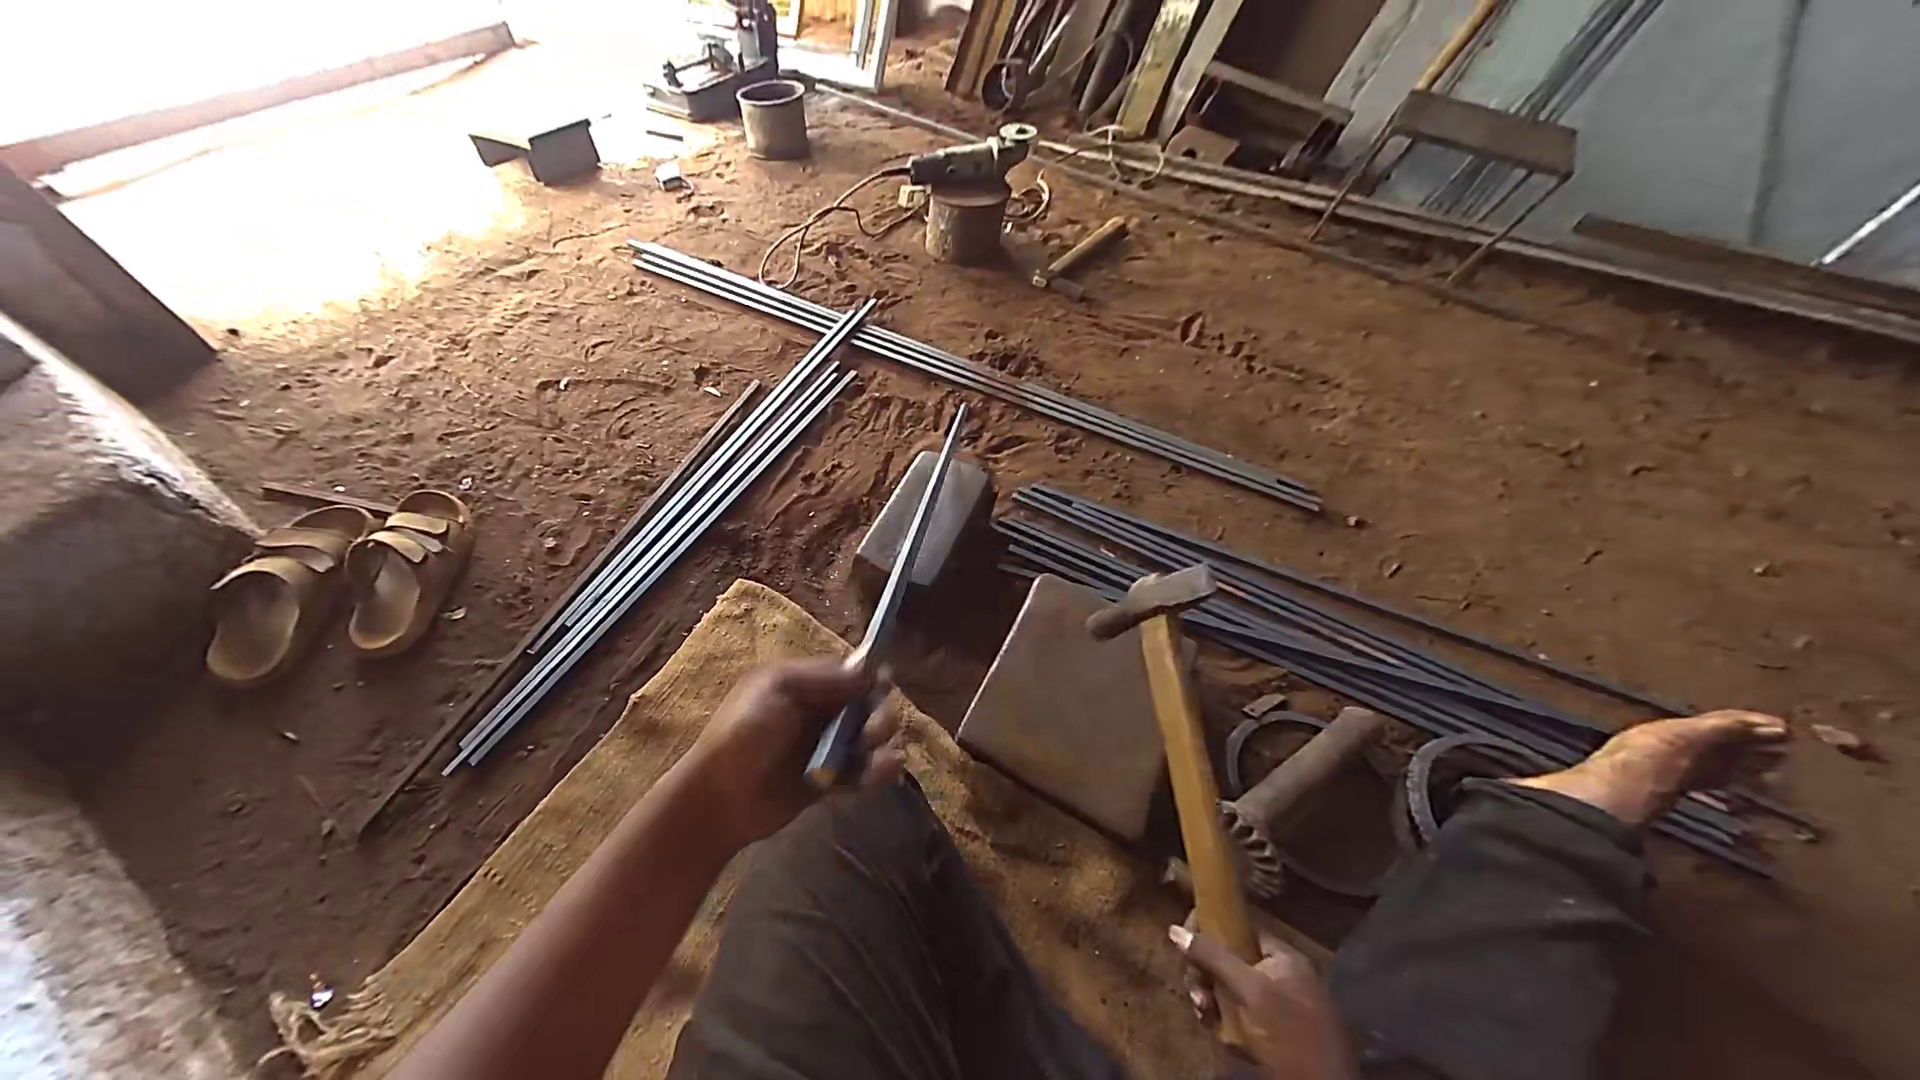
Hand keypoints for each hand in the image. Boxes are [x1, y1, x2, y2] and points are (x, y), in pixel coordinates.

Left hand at [677, 657, 904, 849]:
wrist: (719, 798)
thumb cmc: (743, 733)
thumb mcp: (777, 687)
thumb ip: (824, 675)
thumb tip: (870, 667)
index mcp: (807, 683)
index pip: (854, 673)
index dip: (872, 680)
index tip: (879, 690)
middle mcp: (822, 711)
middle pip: (870, 704)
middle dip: (879, 715)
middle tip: (868, 734)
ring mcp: (828, 746)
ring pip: (874, 738)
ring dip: (883, 745)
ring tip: (875, 760)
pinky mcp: (833, 780)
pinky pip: (867, 770)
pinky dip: (879, 771)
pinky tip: (877, 775)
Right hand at [1170, 924, 1355, 1079]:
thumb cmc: (1293, 1036)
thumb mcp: (1252, 992)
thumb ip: (1215, 958)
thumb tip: (1175, 929)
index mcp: (1283, 959)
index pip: (1240, 928)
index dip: (1211, 928)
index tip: (1187, 939)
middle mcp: (1279, 978)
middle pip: (1228, 959)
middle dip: (1206, 971)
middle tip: (1196, 988)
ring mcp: (1274, 1009)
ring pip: (1228, 989)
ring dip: (1209, 996)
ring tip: (1203, 1011)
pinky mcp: (1267, 1036)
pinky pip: (1234, 1016)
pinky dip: (1220, 1019)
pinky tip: (1213, 1028)